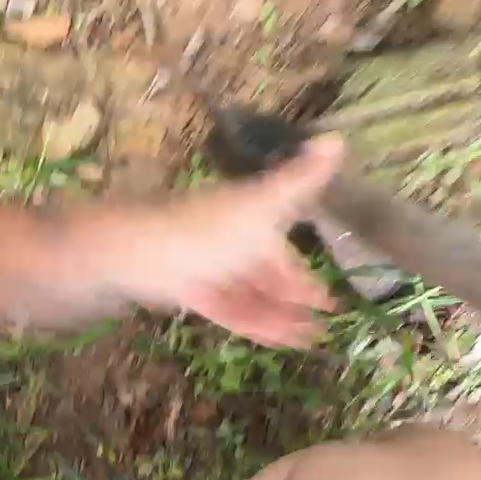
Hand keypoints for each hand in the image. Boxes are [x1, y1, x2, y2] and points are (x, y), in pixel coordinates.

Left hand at [111, 134, 344, 346]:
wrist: (144, 250)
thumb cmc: (210, 226)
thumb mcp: (264, 202)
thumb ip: (302, 178)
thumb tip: (337, 137)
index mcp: (249, 219)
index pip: (283, 250)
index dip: (304, 273)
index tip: (327, 298)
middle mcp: (231, 245)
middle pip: (267, 276)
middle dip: (294, 299)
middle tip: (323, 324)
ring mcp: (211, 272)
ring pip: (251, 296)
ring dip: (280, 317)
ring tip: (309, 340)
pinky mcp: (193, 294)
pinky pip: (231, 312)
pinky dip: (257, 325)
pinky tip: (281, 342)